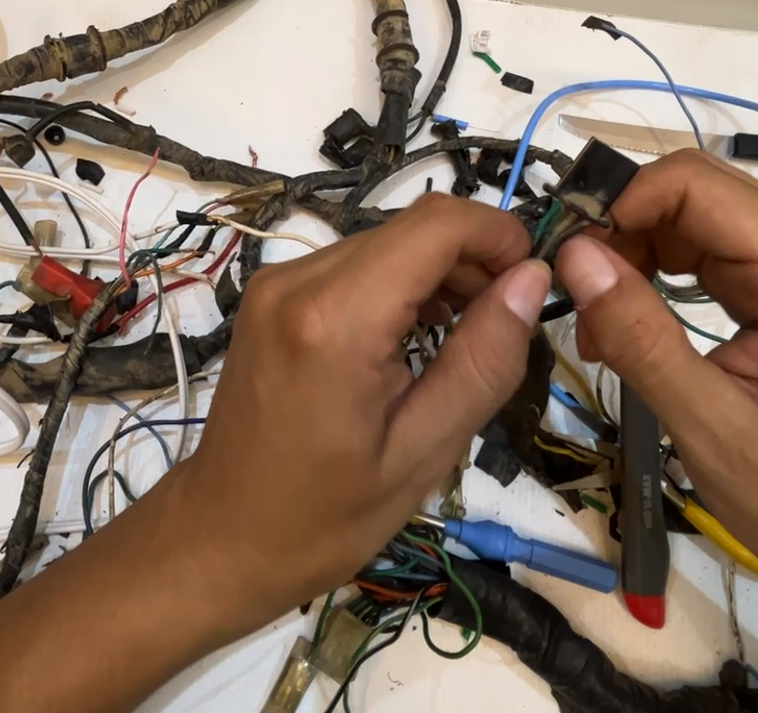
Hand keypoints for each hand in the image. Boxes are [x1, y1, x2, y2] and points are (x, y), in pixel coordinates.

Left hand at [162, 192, 550, 631]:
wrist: (225, 532)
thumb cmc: (327, 513)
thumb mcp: (424, 450)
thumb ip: (483, 358)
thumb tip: (529, 278)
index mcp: (336, 318)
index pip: (435, 225)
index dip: (496, 235)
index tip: (531, 281)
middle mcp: (298, 279)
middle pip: (410, 229)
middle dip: (471, 259)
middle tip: (502, 322)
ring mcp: (276, 281)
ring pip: (383, 242)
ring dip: (435, 272)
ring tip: (462, 335)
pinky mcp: (270, 293)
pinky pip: (351, 264)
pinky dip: (394, 284)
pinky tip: (412, 332)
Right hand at [555, 150, 757, 611]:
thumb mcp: (710, 430)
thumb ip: (640, 336)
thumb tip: (573, 254)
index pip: (701, 186)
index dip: (624, 203)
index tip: (570, 257)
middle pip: (698, 193)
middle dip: (623, 228)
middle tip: (576, 291)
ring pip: (695, 220)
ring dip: (634, 255)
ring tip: (600, 324)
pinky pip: (708, 256)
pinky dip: (656, 278)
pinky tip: (630, 327)